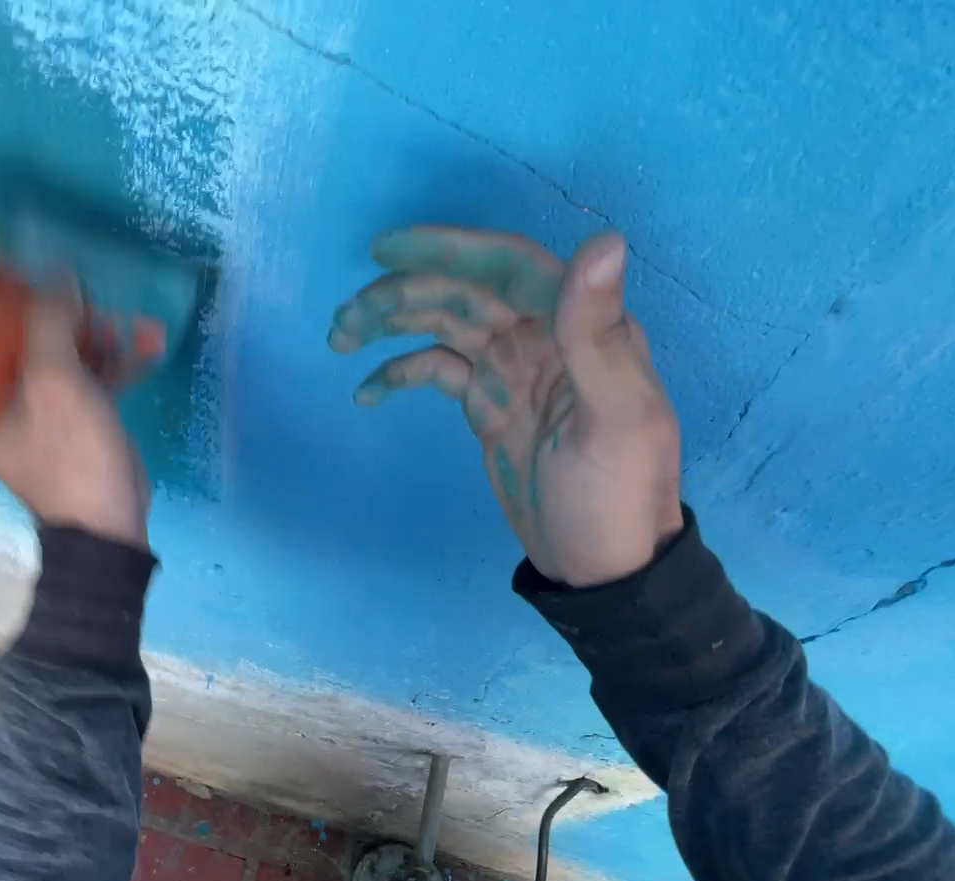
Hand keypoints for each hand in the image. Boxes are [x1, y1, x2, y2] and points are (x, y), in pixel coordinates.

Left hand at [0, 231, 151, 547]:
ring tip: (131, 325)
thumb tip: (52, 272)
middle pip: (14, 322)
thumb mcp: (57, 384)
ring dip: (95, 328)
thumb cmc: (72, 458)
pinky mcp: (70, 409)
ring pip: (57, 340)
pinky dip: (113, 356)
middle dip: (55, 299)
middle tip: (85, 280)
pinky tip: (147, 345)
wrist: (108, 529)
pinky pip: (85, 368)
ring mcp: (34, 399)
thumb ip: (47, 321)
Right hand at [330, 227, 682, 586]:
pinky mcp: (487, 404)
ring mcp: (511, 371)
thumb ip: (597, 334)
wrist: (600, 566)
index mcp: (580, 328)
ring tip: (340, 337)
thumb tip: (601, 241)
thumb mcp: (615, 419)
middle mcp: (543, 337)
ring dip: (391, 324)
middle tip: (344, 318)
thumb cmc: (612, 496)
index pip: (506, 268)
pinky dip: (400, 372)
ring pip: (444, 326)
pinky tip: (367, 391)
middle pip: (464, 293)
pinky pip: (437, 372)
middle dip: (401, 295)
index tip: (384, 250)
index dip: (447, 250)